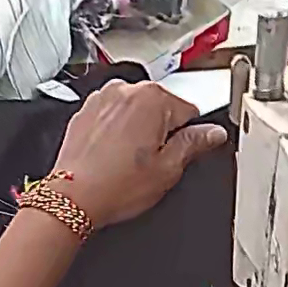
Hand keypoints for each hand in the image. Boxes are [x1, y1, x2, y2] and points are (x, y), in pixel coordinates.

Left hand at [47, 80, 228, 227]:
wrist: (74, 197)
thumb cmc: (116, 186)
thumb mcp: (168, 169)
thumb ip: (195, 144)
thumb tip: (214, 133)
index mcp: (154, 99)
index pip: (190, 112)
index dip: (187, 138)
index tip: (176, 156)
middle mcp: (127, 89)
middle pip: (161, 108)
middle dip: (161, 133)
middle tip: (151, 164)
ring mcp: (103, 98)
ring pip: (135, 112)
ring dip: (137, 132)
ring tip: (129, 162)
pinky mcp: (86, 111)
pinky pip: (112, 117)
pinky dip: (116, 133)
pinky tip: (113, 157)